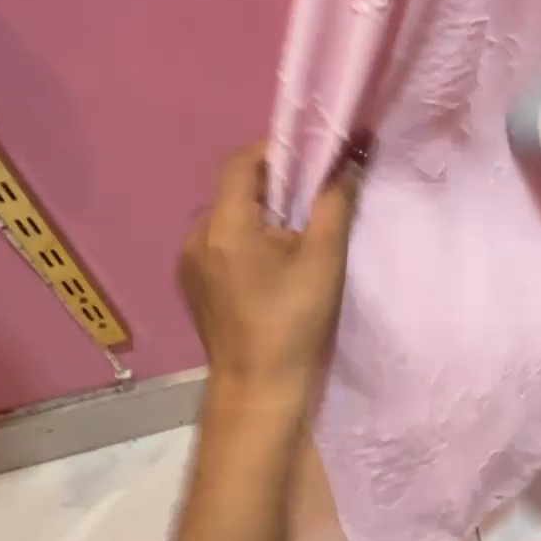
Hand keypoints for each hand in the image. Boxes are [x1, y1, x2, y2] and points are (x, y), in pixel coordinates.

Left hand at [177, 136, 369, 417]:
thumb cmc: (295, 321)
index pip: (242, 161)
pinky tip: (276, 261)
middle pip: (236, 187)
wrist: (260, 391)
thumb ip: (335, 200)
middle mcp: (196, 236)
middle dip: (278, 182)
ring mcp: (190, 263)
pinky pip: (223, 240)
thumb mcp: (324, 256)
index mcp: (224, 225)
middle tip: (317, 195)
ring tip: (300, 231)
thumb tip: (350, 157)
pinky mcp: (195, 284)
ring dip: (264, 211)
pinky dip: (250, 236)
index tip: (316, 158)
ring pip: (230, 214)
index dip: (279, 149)